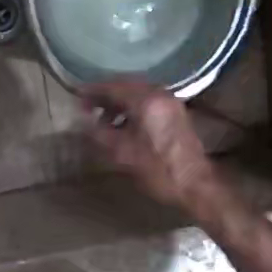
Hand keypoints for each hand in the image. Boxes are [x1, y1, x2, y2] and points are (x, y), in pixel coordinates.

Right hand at [81, 80, 223, 214]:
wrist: (195, 185)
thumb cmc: (157, 170)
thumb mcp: (121, 153)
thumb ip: (99, 132)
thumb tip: (84, 121)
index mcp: (146, 101)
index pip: (113, 86)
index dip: (92, 90)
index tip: (76, 94)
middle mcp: (160, 94)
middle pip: (126, 85)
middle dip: (105, 94)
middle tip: (87, 105)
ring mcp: (171, 102)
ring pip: (138, 93)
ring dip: (119, 101)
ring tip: (102, 118)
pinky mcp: (176, 113)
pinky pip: (149, 101)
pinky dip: (133, 107)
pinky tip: (123, 124)